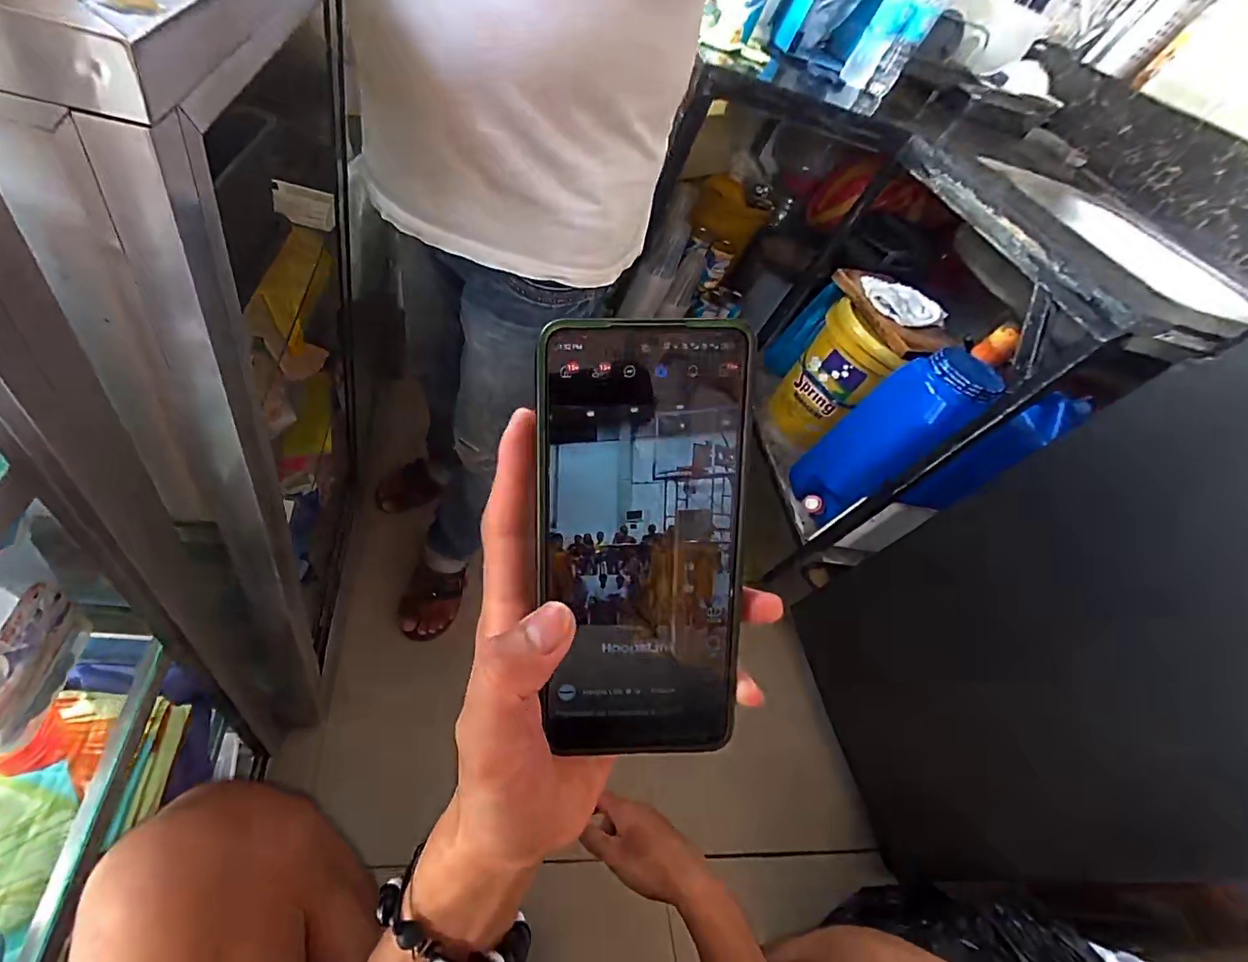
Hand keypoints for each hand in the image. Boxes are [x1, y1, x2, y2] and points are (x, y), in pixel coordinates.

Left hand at [411, 409, 784, 950]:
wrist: (524, 828)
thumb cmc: (496, 775)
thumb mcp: (493, 727)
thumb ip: (510, 672)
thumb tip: (557, 614)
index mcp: (516, 609)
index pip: (512, 525)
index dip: (514, 470)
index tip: (528, 418)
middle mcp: (558, 609)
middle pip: (594, 540)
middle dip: (629, 504)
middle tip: (670, 471)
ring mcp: (596, 639)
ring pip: (651, 591)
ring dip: (700, 588)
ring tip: (754, 594)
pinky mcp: (627, 671)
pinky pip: (674, 649)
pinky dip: (712, 661)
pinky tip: (747, 675)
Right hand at [580, 792, 711, 905]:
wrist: (688, 879)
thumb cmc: (648, 866)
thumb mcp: (613, 856)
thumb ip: (593, 839)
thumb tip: (577, 823)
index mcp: (625, 808)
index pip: (600, 796)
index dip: (586, 804)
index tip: (576, 819)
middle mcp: (640, 807)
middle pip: (613, 809)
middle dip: (603, 826)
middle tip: (600, 850)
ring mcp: (655, 818)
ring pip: (627, 820)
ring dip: (618, 835)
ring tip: (618, 860)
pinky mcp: (665, 831)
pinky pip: (641, 828)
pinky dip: (632, 839)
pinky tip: (638, 861)